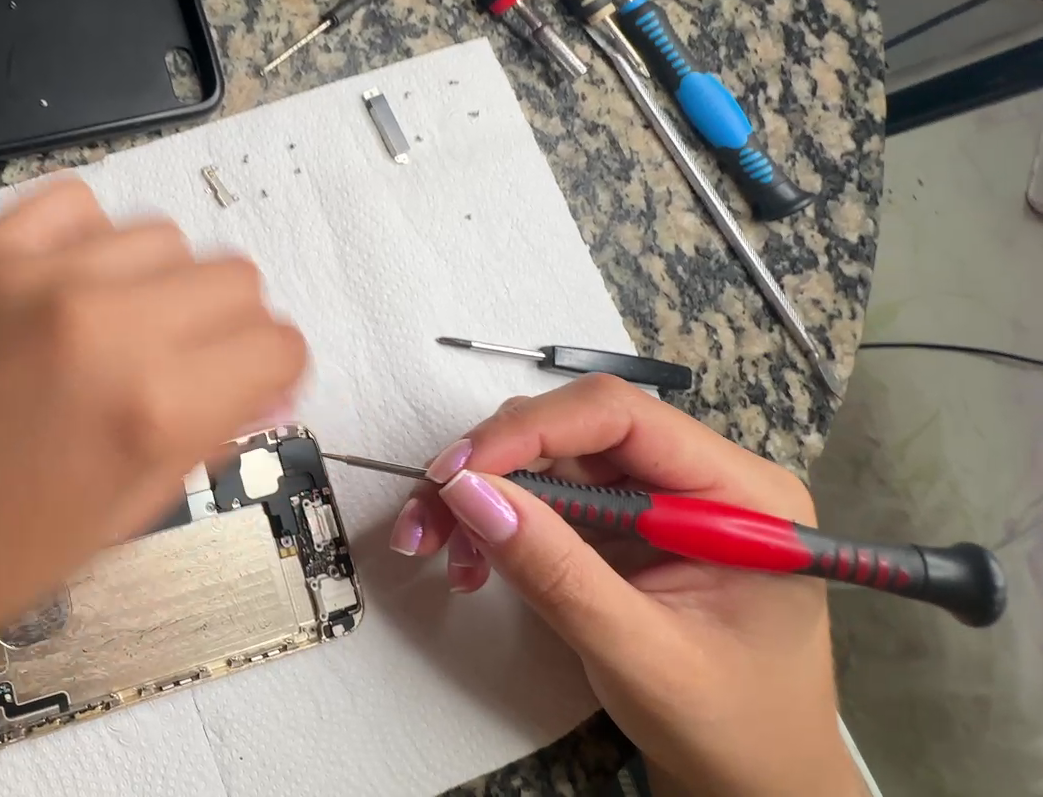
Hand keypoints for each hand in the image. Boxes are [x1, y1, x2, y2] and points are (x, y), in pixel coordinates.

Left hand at [0, 179, 307, 674]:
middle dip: (228, 328)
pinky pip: (73, 206)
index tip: (245, 390)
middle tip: (187, 366)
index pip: (277, 345)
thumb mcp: (117, 520)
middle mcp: (103, 324)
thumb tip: (253, 386)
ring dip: (163, 283)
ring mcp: (31, 276)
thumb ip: (199, 436)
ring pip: (163, 235)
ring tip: (121, 330)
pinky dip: (90, 241)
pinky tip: (68, 286)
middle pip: (234, 276)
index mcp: (151, 410)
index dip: (270, 374)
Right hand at [390, 376, 862, 796]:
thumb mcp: (639, 655)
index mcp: (736, 493)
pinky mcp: (612, 515)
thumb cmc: (727, 728)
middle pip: (564, 430)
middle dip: (485, 468)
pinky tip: (469, 562)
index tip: (455, 473)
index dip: (528, 430)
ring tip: (433, 547)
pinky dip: (486, 519)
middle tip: (426, 520)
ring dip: (474, 495)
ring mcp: (647, 492)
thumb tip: (464, 489)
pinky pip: (533, 491)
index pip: (616, 416)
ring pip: (535, 456)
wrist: (752, 776)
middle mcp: (689, 474)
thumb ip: (555, 570)